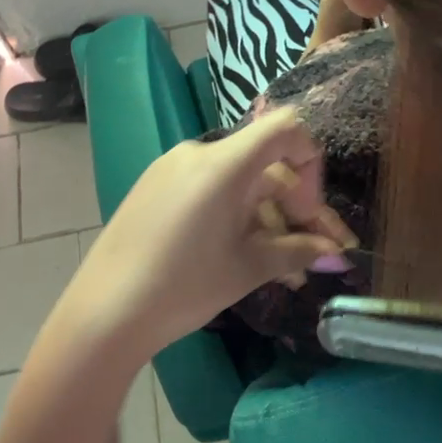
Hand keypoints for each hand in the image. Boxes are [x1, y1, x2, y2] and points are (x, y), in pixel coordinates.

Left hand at [49, 109, 355, 355]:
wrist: (105, 313)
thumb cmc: (184, 286)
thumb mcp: (248, 268)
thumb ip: (298, 251)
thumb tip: (336, 253)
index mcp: (225, 163)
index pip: (286, 129)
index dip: (311, 165)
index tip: (309, 213)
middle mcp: (198, 154)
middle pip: (264, 166)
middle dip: (296, 210)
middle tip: (318, 254)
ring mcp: (172, 170)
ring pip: (239, 186)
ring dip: (269, 223)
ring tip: (288, 273)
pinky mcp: (155, 190)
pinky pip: (211, 193)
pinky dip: (236, 219)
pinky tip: (249, 259)